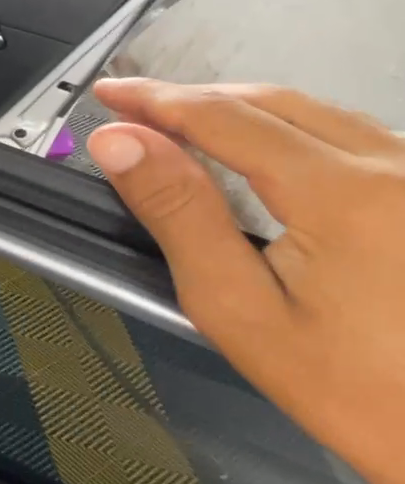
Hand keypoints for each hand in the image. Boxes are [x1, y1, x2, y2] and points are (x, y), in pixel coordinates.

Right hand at [86, 79, 404, 483]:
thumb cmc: (356, 390)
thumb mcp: (237, 305)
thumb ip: (178, 212)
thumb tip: (120, 142)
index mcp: (347, 196)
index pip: (222, 118)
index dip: (154, 98)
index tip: (108, 92)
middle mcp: (404, 174)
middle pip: (276, 103)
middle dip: (196, 97)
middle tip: (133, 105)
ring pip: (324, 115)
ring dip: (245, 109)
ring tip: (185, 122)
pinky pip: (362, 139)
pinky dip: (295, 130)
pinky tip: (266, 149)